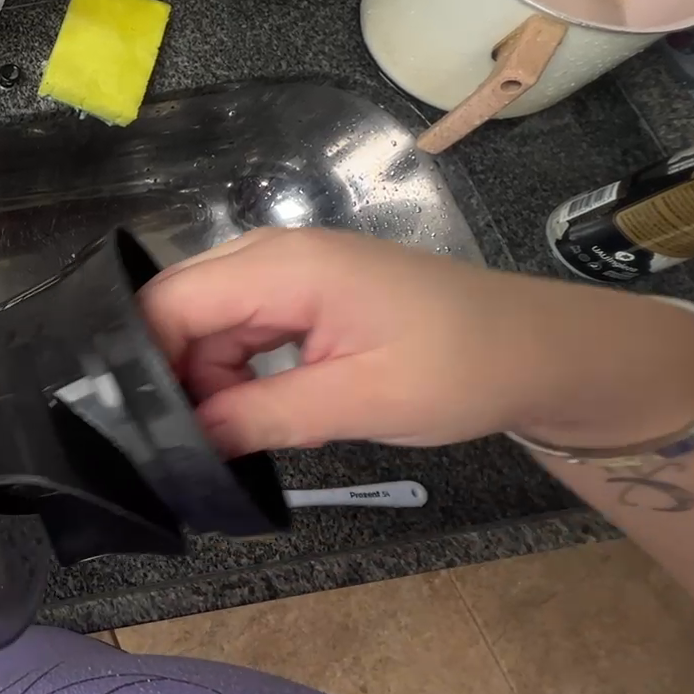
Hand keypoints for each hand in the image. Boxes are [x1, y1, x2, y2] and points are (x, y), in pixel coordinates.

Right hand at [137, 228, 693, 456]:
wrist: (547, 348)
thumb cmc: (468, 367)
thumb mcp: (364, 402)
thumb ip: (264, 415)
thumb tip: (187, 440)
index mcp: (285, 267)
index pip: (170, 301)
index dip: (146, 357)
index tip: (153, 420)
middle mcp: (268, 253)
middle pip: (174, 304)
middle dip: (169, 367)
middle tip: (189, 429)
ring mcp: (277, 266)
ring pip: (195, 318)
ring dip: (202, 372)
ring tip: (237, 422)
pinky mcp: (287, 287)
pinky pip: (227, 323)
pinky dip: (227, 366)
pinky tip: (255, 400)